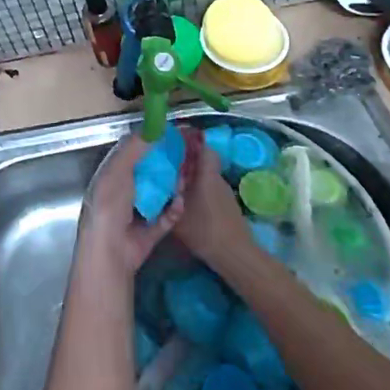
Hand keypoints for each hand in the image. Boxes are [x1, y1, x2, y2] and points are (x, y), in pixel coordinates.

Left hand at [75, 132, 186, 281]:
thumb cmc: (109, 203)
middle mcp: (125, 189)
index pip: (134, 152)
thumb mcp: (119, 169)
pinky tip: (181, 202)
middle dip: (169, 164)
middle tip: (188, 155)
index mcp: (113, 173)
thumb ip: (135, 148)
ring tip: (187, 178)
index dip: (153, 142)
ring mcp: (139, 210)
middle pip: (151, 171)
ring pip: (162, 192)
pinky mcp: (151, 230)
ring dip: (174, 185)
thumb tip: (154, 127)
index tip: (174, 134)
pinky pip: (167, 216)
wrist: (110, 249)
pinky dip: (175, 209)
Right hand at [171, 129, 254, 265]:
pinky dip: (196, 185)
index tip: (172, 134)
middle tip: (165, 155)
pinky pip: (207, 186)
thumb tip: (155, 181)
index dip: (189, 137)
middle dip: (185, 153)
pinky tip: (182, 195)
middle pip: (202, 157)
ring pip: (204, 172)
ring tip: (169, 174)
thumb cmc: (204, 229)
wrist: (234, 254)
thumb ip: (166, 195)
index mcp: (206, 173)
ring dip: (190, 171)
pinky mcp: (224, 204)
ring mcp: (222, 191)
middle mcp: (215, 177)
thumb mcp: (177, 213)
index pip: (202, 145)